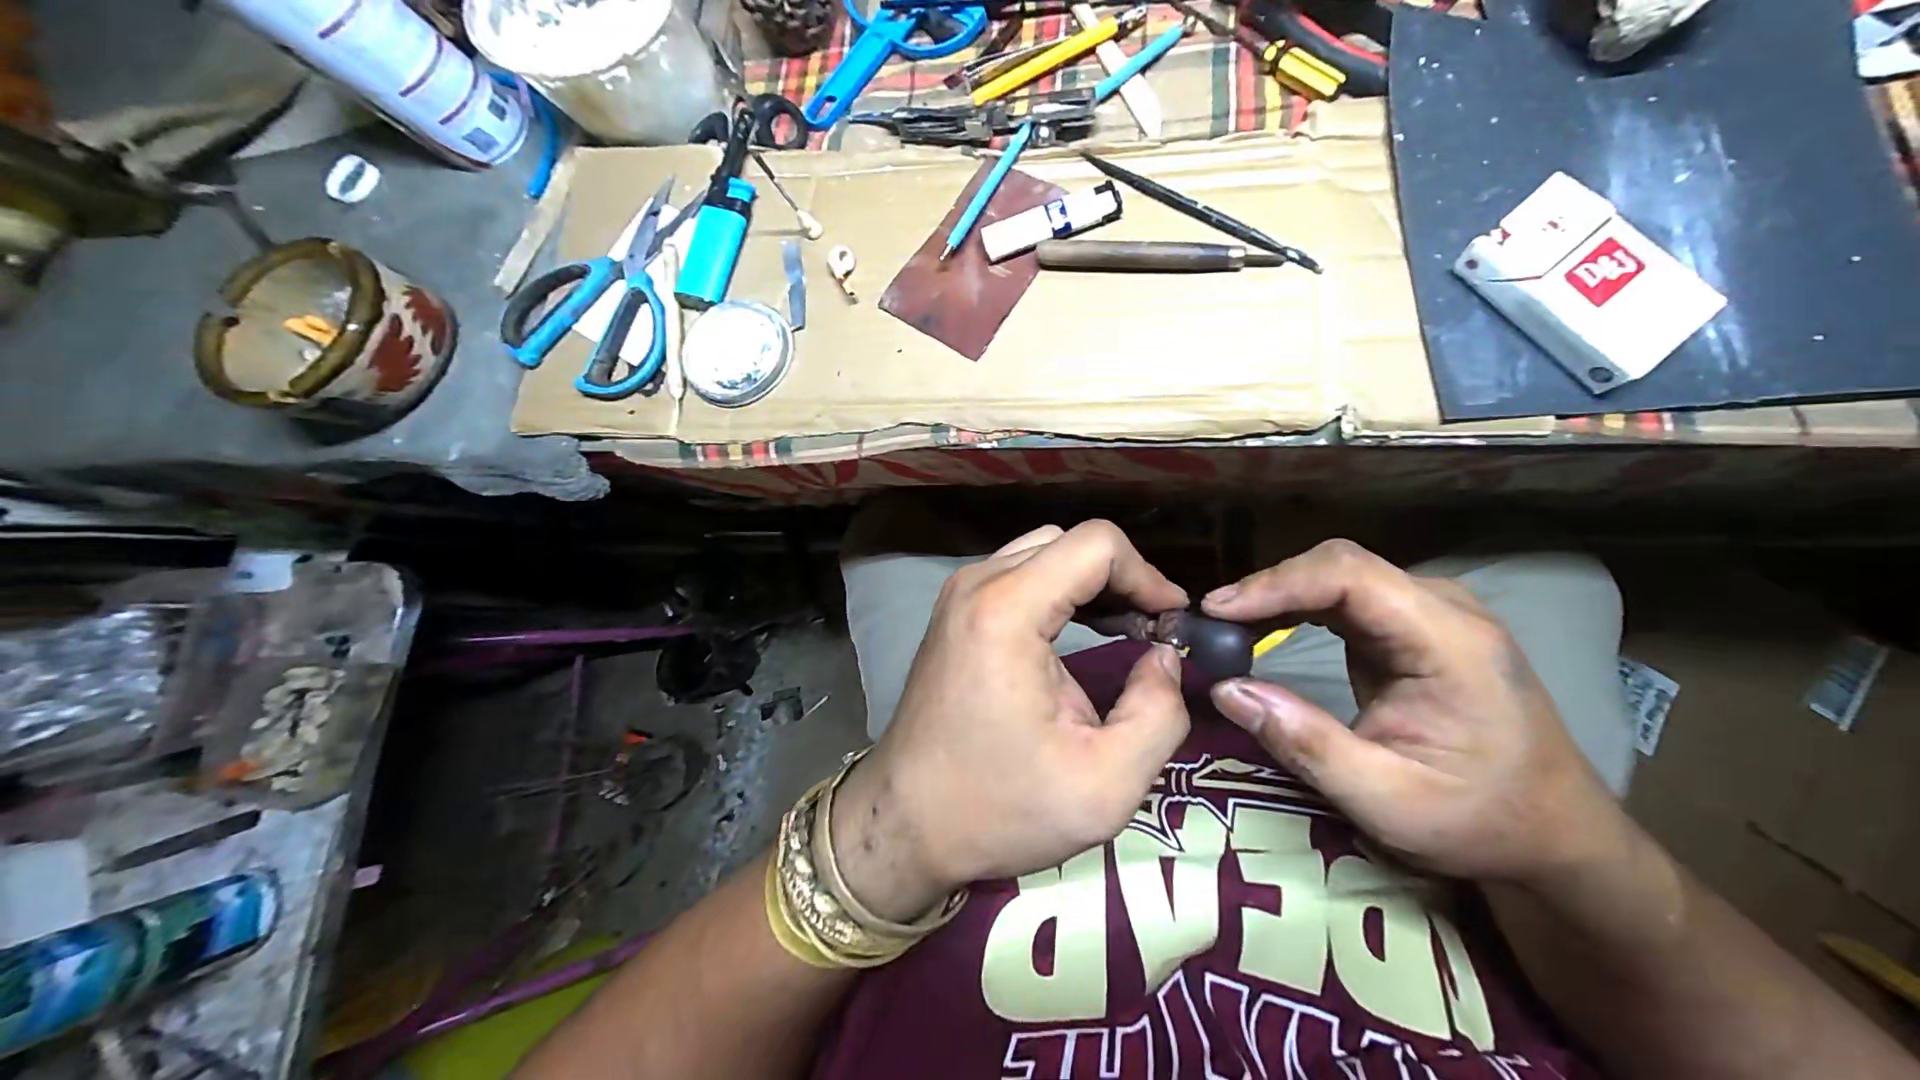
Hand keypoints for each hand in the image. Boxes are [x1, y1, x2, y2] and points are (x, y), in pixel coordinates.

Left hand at [832, 521, 1191, 920]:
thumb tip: (1164, 656)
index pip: (1096, 544)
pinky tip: (1084, 630)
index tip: (1172, 622)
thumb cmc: (1000, 809)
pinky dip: (1059, 592)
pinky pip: (1018, 577)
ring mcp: (959, 596)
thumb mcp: (1105, 785)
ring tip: (1129, 629)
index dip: (1146, 575)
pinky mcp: (955, 614)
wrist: (906, 824)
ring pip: (1043, 553)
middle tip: (1154, 628)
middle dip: (1121, 577)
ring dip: (1091, 582)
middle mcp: (977, 586)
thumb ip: (1158, 713)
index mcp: (1007, 611)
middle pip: (1068, 542)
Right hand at [1203, 540, 1629, 886]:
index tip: (1218, 610)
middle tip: (1213, 622)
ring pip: (1340, 575)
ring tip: (1227, 624)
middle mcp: (1444, 611)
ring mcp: (1433, 615)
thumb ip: (1305, 743)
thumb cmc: (1480, 822)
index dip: (1277, 583)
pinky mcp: (1416, 628)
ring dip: (1280, 593)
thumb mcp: (1387, 800)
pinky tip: (1265, 626)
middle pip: (1342, 565)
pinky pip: (1347, 597)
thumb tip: (1225, 689)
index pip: (1351, 576)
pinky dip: (1298, 606)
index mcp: (1450, 643)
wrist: (1556, 834)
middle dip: (1270, 586)